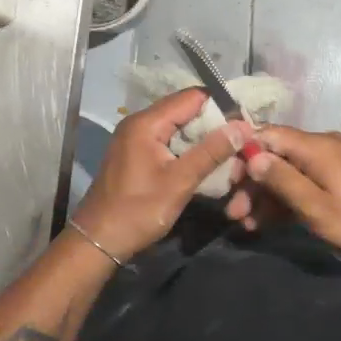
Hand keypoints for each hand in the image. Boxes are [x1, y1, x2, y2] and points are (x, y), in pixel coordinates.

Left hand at [75, 90, 242, 260]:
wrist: (97, 243)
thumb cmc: (138, 211)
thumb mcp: (180, 181)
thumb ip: (212, 151)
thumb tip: (243, 127)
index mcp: (146, 123)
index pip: (193, 97)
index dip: (220, 107)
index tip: (243, 125)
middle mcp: (139, 123)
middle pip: (185, 109)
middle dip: (214, 123)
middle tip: (239, 141)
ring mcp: (135, 138)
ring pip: (178, 126)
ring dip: (202, 137)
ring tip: (227, 153)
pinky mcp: (136, 153)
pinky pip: (168, 139)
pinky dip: (187, 148)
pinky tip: (203, 163)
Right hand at [244, 126, 340, 260]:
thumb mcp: (315, 206)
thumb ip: (283, 180)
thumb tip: (252, 156)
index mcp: (318, 146)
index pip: (270, 135)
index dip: (245, 154)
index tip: (228, 181)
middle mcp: (323, 145)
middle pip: (277, 154)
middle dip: (253, 182)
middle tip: (234, 213)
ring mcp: (332, 160)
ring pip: (289, 170)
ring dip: (266, 195)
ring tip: (246, 224)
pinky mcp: (338, 175)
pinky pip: (304, 179)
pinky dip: (286, 197)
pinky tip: (268, 222)